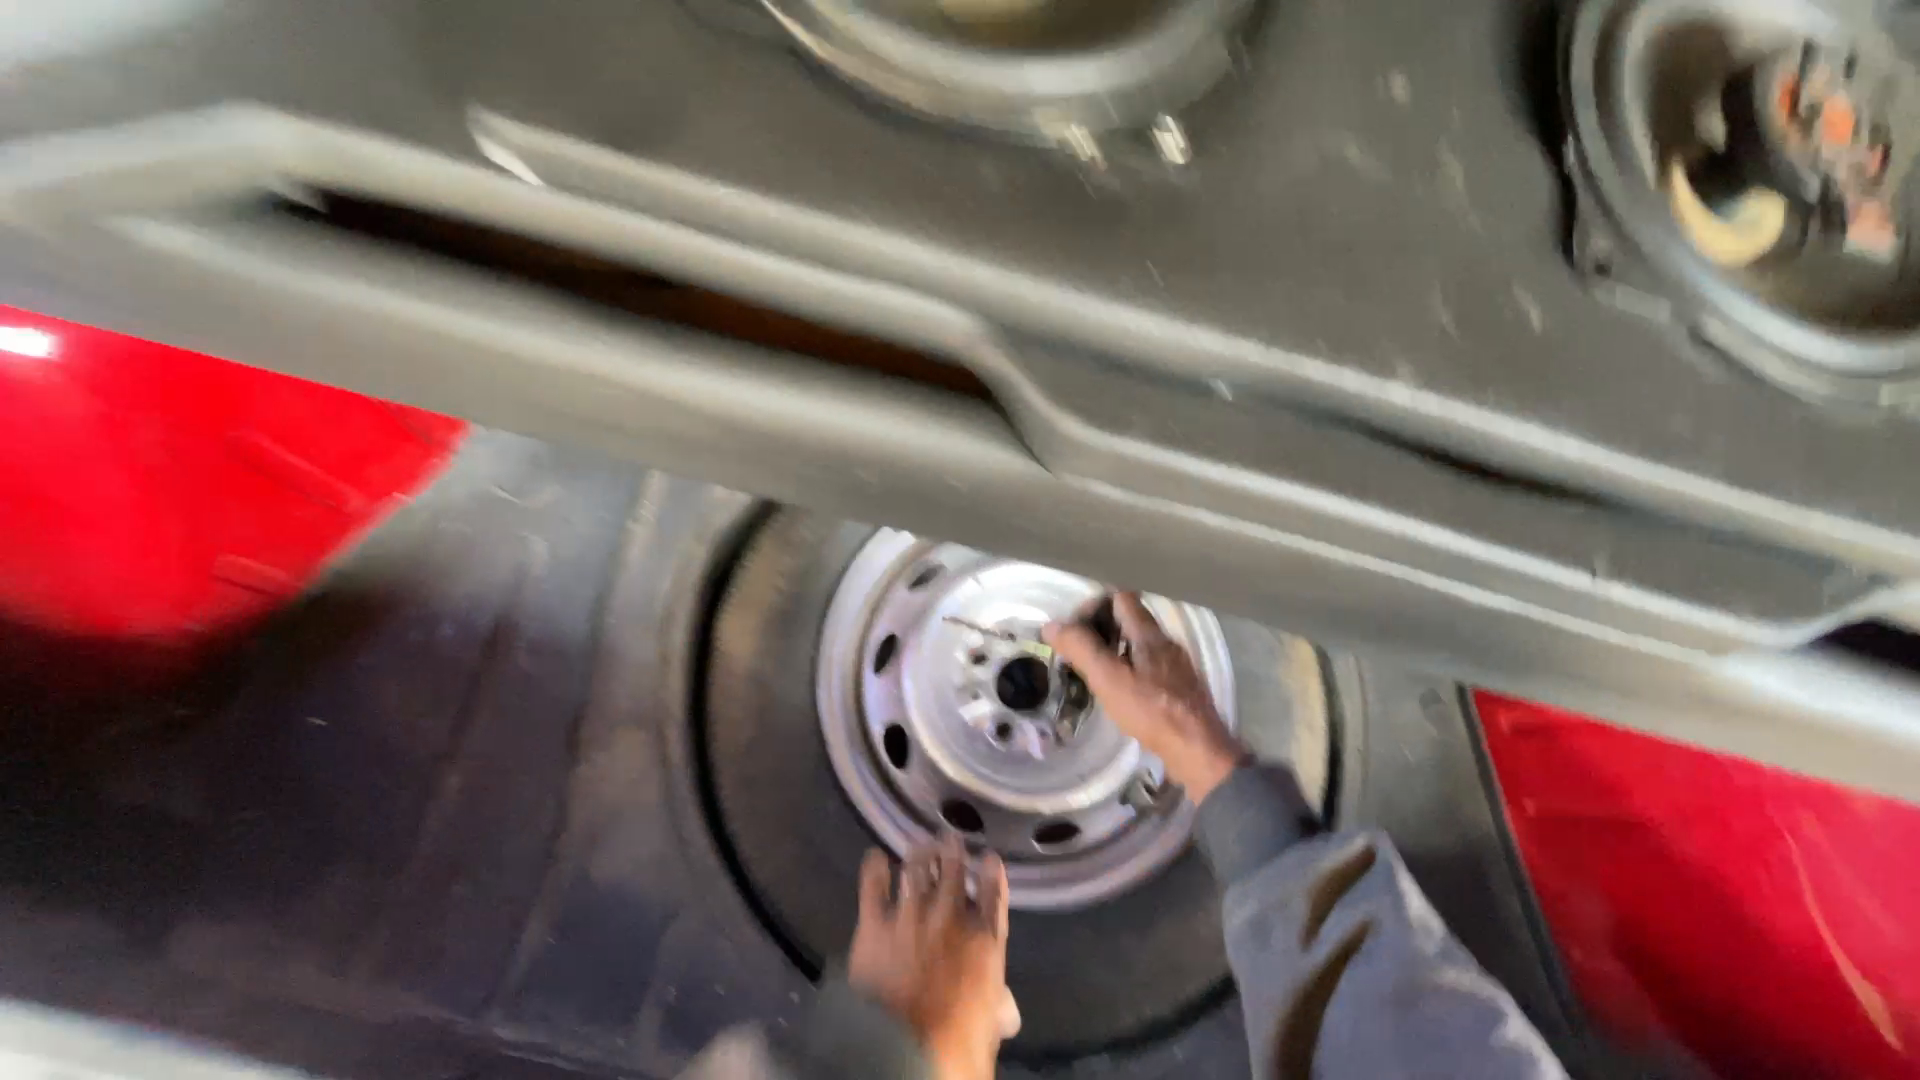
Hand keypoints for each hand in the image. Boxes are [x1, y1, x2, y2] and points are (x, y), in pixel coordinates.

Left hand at [847, 837, 1019, 1079]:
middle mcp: (950, 914)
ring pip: (916, 870)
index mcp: (984, 935)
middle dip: (952, 851)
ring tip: (919, 844)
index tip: (989, 857)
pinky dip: (875, 869)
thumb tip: (1006, 1008)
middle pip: (953, 871)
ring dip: (919, 854)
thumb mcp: (993, 1019)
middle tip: (948, 838)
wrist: (914, 1042)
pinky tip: (875, 857)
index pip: (992, 893)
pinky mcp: (877, 923)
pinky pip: (874, 886)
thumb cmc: (962, 1034)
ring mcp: (912, 913)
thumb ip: (1000, 1002)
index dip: (991, 872)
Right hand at [1043, 592, 1247, 803]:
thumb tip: (1052, 625)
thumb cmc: (1151, 710)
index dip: (1094, 605)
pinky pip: (1149, 665)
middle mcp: (1166, 641)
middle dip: (1100, 628)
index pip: (1120, 597)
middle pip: (1130, 618)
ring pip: (1139, 643)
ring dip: (1114, 649)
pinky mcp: (1180, 686)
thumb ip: (1081, 648)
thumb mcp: (1109, 678)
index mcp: (1149, 633)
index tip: (1075, 631)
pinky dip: (1129, 669)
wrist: (1197, 749)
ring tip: (1093, 672)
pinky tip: (1119, 692)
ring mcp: (1176, 664)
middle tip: (1078, 652)